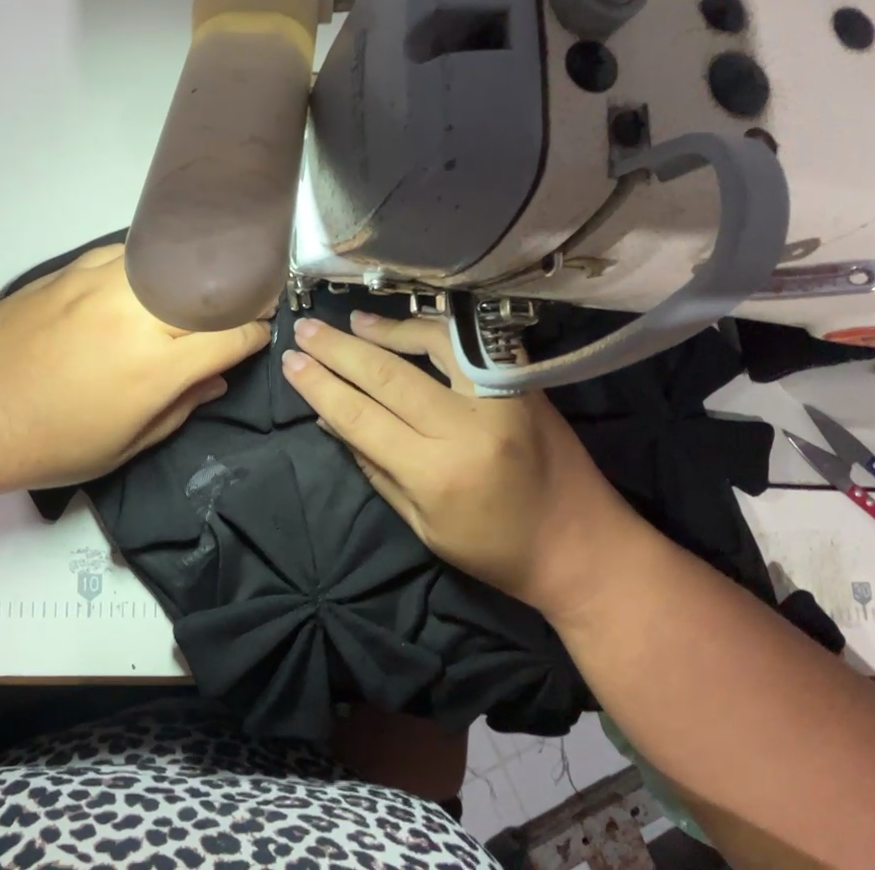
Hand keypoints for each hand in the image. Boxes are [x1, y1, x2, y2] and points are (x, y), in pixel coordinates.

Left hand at [0, 244, 270, 500]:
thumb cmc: (46, 446)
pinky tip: (150, 280)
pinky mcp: (69, 270)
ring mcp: (99, 283)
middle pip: (209, 289)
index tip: (260, 335)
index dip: (254, 335)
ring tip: (203, 286)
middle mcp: (136, 312)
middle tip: (245, 305)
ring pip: (169, 262)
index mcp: (156, 365)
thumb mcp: (124, 447)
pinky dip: (150, 266)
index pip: (230, 336)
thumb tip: (215, 379)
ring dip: (195, 274)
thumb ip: (179, 409)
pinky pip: (126, 257)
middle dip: (237, 297)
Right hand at [278, 311, 636, 615]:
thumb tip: (330, 420)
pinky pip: (470, 345)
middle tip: (305, 329)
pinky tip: (405, 327)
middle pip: (387, 375)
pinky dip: (434, 331)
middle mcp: (467, 426)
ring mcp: (500, 399)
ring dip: (385, 331)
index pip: (360, 417)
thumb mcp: (422, 526)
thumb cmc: (495, 551)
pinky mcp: (522, 385)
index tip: (290, 364)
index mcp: (436, 472)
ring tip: (350, 323)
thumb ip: (374, 468)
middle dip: (338, 350)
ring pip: (432, 346)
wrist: (584, 545)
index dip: (320, 387)